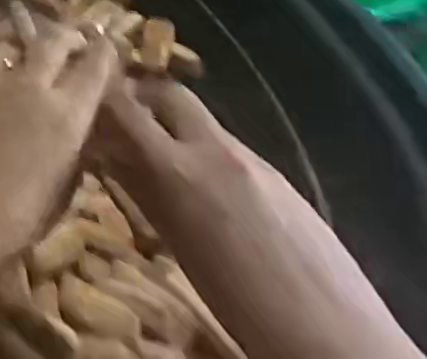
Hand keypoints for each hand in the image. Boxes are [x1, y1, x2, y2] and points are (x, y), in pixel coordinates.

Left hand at [0, 28, 118, 284]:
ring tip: (48, 63)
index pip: (93, 68)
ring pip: (25, 52)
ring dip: (40, 52)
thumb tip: (80, 134)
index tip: (109, 44)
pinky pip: (1, 69)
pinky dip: (15, 70)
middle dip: (69, 37)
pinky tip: (16, 88)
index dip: (103, 53)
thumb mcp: (62, 191)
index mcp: (66, 114)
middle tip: (79, 41)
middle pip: (54, 42)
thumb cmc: (16, 215)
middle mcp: (35, 88)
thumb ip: (75, 153)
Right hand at [93, 79, 425, 358]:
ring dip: (172, 127)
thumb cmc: (243, 309)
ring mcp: (256, 160)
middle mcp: (217, 149)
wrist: (343, 344)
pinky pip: (230, 148)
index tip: (83, 96)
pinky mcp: (283, 178)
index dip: (99, 92)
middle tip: (120, 121)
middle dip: (140, 96)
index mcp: (181, 170)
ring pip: (200, 121)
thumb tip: (106, 154)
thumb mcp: (178, 249)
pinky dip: (204, 153)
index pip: (124, 105)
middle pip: (168, 92)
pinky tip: (209, 193)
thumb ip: (142, 192)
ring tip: (158, 160)